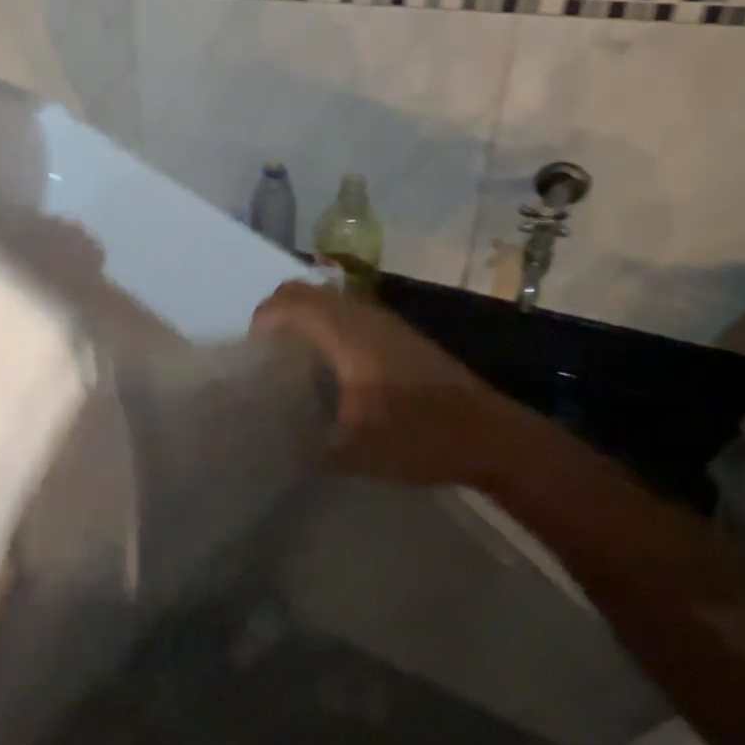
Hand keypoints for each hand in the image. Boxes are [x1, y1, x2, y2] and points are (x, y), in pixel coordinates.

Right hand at [251, 281, 525, 484]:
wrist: (493, 437)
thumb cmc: (419, 436)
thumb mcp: (355, 452)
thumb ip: (309, 449)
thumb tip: (275, 450)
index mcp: (347, 335)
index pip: (290, 301)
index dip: (262, 318)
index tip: (252, 352)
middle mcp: (364, 317)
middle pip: (307, 292)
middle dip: (279, 314)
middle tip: (267, 355)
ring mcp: (386, 324)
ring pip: (331, 302)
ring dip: (305, 320)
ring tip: (293, 363)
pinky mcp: (402, 338)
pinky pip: (351, 316)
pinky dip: (329, 329)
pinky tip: (333, 372)